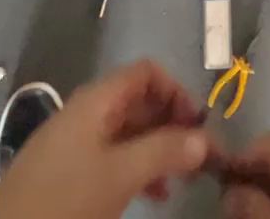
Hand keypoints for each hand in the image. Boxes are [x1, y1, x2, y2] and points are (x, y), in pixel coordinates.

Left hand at [0, 60, 217, 218]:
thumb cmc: (65, 197)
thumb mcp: (120, 175)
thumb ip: (163, 152)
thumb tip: (204, 138)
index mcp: (97, 99)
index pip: (146, 72)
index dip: (176, 91)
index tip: (199, 125)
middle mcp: (87, 112)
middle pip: (139, 101)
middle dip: (172, 123)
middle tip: (199, 156)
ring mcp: (76, 141)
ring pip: (128, 132)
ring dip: (158, 149)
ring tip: (181, 179)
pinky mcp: (68, 171)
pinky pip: (113, 156)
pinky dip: (138, 167)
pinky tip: (154, 195)